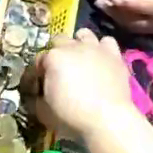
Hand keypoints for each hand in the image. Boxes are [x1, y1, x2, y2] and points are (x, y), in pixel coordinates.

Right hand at [25, 27, 148, 143]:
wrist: (106, 118)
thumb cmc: (70, 115)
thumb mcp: (43, 110)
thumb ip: (39, 96)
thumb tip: (41, 93)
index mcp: (52, 58)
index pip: (39, 59)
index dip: (39, 72)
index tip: (41, 83)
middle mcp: (73, 46)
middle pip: (59, 40)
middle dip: (56, 52)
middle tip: (60, 70)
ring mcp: (95, 48)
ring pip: (83, 34)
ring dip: (79, 44)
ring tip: (80, 59)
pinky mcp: (114, 54)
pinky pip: (106, 41)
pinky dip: (101, 48)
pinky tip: (100, 60)